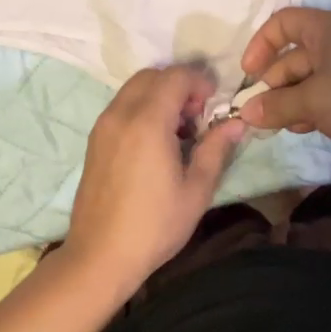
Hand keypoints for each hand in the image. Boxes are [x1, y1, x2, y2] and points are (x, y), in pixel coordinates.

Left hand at [67, 65, 246, 286]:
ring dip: (159, 96)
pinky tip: (155, 143)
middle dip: (178, 85)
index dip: (199, 82)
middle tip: (198, 117)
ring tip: (179, 132)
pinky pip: (120, 107)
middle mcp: (120, 114)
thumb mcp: (196, 190)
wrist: (100, 255)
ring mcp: (102, 127)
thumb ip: (216, 149)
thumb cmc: (155, 225)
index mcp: (147, 122)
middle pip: (151, 76)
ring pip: (133, 90)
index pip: (175, 77)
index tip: (214, 105)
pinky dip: (141, 109)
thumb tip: (236, 123)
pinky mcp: (94, 141)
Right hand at [240, 8, 330, 167]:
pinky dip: (306, 110)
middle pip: (290, 57)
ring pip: (303, 81)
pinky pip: (320, 97)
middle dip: (272, 84)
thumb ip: (276, 105)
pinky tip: (302, 129)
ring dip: (287, 102)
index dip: (261, 44)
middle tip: (258, 115)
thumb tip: (245, 112)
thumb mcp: (314, 102)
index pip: (282, 23)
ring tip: (279, 126)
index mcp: (327, 30)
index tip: (248, 74)